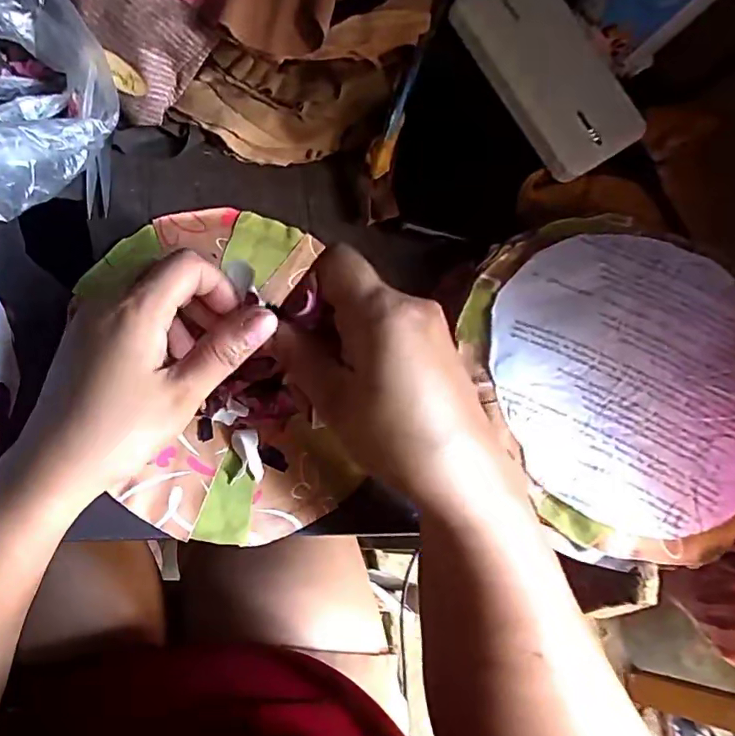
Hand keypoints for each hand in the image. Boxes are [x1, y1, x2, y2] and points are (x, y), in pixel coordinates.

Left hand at [14, 249, 277, 506]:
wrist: (53, 464)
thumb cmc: (123, 433)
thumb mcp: (182, 394)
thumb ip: (224, 350)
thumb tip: (267, 317)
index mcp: (136, 307)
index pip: (189, 264)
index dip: (222, 287)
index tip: (236, 326)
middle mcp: (108, 299)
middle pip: (166, 274)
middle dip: (202, 301)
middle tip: (219, 346)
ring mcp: (88, 316)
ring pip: (145, 293)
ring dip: (178, 315)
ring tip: (189, 364)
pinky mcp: (78, 336)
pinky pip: (123, 312)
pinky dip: (152, 326)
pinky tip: (157, 369)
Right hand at [270, 245, 519, 515]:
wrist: (465, 477)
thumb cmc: (391, 436)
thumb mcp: (334, 399)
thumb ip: (298, 354)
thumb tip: (269, 327)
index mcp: (381, 309)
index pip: (335, 259)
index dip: (304, 282)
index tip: (289, 323)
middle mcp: (410, 303)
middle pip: (353, 286)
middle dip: (320, 314)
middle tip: (301, 359)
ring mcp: (431, 325)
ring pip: (372, 310)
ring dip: (342, 334)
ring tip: (331, 381)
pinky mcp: (441, 347)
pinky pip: (393, 329)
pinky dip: (368, 345)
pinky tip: (365, 388)